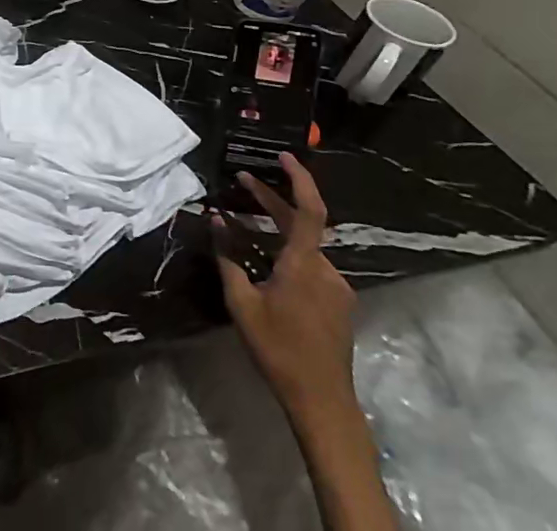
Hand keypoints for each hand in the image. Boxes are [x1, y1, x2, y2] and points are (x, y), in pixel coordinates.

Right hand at [213, 154, 357, 419]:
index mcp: (303, 264)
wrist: (321, 398)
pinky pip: (314, 267)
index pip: (308, 209)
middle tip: (243, 182)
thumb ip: (229, 260)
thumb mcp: (242, 305)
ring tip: (249, 225)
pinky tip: (271, 268)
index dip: (298, 178)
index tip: (282, 156)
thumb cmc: (277, 350)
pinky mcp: (340, 301)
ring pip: (306, 247)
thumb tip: (216, 222)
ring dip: (280, 231)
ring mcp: (337, 285)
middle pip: (302, 223)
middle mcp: (325, 267)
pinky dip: (291, 255)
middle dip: (273, 199)